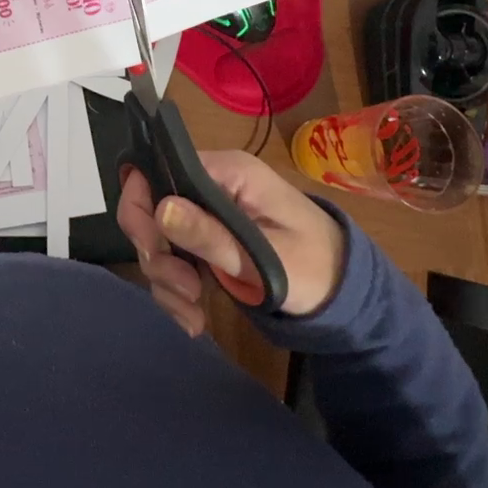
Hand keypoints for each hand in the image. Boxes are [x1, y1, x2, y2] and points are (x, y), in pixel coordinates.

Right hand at [116, 149, 345, 332]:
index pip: (158, 169)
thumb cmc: (317, 268)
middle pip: (150, 209)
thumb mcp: (268, 258)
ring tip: (195, 314)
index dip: (141, 207)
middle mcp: (210, 185)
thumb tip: (161, 209)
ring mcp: (205, 213)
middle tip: (185, 290)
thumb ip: (213, 235)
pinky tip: (194, 318)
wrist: (345, 297)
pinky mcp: (204, 241)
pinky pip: (170, 261)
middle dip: (157, 255)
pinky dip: (174, 293)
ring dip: (166, 281)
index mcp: (227, 172)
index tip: (153, 250)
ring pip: (156, 241)